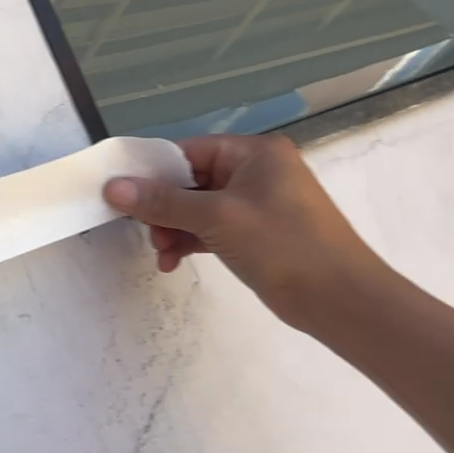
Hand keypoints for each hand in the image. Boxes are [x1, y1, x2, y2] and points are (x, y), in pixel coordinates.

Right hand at [103, 134, 402, 332]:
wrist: (342, 301)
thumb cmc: (284, 245)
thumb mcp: (216, 218)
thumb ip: (161, 201)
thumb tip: (112, 187)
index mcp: (254, 153)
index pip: (187, 151)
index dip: (152, 172)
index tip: (122, 195)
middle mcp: (255, 171)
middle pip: (188, 180)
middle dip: (161, 208)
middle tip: (145, 232)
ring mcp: (255, 203)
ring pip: (194, 207)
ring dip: (171, 229)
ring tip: (162, 254)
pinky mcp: (254, 232)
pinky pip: (208, 228)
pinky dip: (188, 241)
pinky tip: (172, 262)